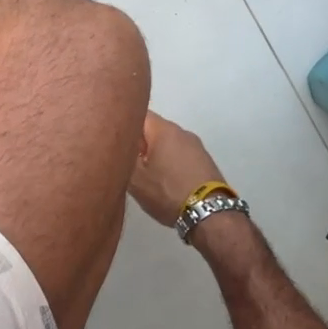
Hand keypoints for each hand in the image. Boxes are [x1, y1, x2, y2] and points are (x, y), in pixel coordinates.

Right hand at [128, 110, 227, 226]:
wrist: (210, 214)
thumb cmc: (168, 192)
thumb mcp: (135, 179)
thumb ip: (122, 158)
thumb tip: (118, 147)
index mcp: (164, 129)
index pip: (138, 114)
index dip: (124, 127)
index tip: (117, 144)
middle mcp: (182, 131)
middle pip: (154, 129)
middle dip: (139, 144)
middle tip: (130, 165)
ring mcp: (197, 147)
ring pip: (168, 144)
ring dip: (156, 155)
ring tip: (148, 177)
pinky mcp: (205, 162)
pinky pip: (181, 156)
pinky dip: (171, 164)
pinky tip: (167, 183)